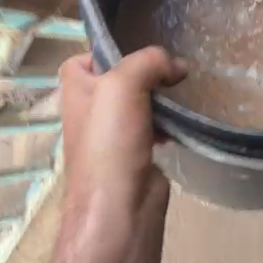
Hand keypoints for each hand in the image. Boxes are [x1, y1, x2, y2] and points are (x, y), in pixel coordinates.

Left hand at [22, 48, 186, 262]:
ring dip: (162, 96)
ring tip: (185, 88)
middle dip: (147, 70)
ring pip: (141, 102)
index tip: (142, 45)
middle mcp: (92, 111)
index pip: (86, 56)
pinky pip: (156, 127)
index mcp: (76, 91)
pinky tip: (185, 121)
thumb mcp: (123, 84)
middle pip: (121, 77)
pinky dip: (170, 122)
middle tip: (174, 65)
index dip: (111, 48)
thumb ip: (149, 61)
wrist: (119, 217)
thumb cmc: (110, 145)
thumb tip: (177, 66)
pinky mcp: (138, 156)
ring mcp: (115, 136)